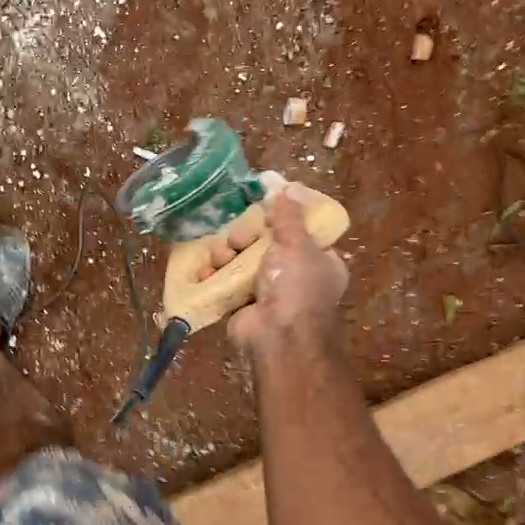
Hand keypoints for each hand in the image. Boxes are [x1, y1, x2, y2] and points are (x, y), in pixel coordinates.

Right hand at [197, 186, 349, 355]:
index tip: (261, 208)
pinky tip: (205, 272)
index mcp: (319, 261)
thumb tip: (287, 187)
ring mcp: (266, 290)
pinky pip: (224, 281)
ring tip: (220, 257)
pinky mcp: (241, 303)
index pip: (299, 232)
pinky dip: (213, 275)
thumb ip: (289, 217)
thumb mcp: (298, 244)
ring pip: (240, 260)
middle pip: (263, 243)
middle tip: (237, 238)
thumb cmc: (296, 287)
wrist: (278, 336)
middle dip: (244, 237)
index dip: (280, 218)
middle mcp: (294, 275)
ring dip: (225, 254)